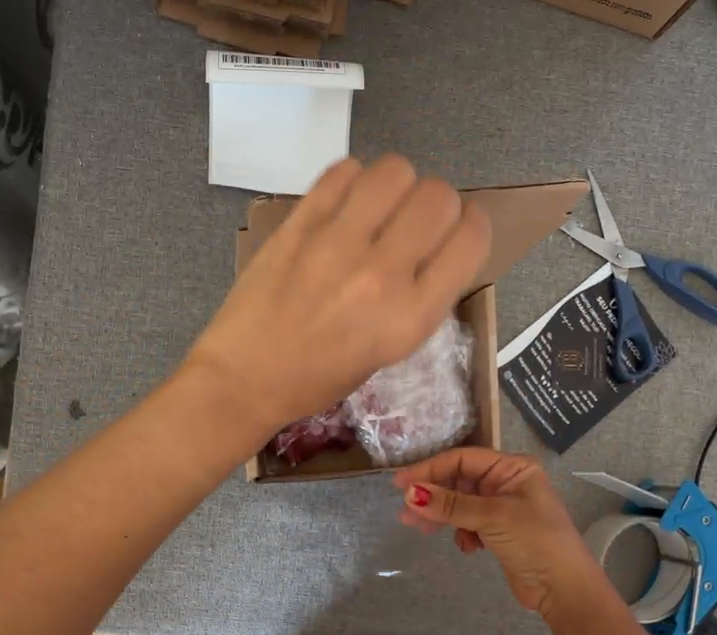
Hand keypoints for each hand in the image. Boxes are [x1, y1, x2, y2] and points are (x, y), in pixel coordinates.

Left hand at [185, 155, 492, 429]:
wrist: (245, 379)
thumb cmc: (317, 380)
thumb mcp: (386, 353)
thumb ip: (416, 300)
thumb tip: (431, 251)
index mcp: (410, 318)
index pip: (471, 239)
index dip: (471, 227)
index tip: (455, 233)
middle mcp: (382, 275)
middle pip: (439, 196)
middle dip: (436, 205)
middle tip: (412, 225)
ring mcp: (337, 244)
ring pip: (396, 171)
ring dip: (396, 185)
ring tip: (378, 210)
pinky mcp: (299, 224)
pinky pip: (344, 170)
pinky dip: (353, 180)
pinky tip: (344, 207)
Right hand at [393, 448, 615, 620]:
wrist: (562, 588)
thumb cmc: (535, 541)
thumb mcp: (492, 517)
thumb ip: (450, 504)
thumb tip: (410, 494)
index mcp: (513, 468)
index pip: (463, 460)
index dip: (430, 469)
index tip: (400, 484)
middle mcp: (507, 483)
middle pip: (458, 482)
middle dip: (433, 496)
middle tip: (405, 514)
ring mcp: (502, 508)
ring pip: (460, 505)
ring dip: (442, 517)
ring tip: (422, 531)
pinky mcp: (498, 532)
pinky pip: (468, 524)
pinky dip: (462, 534)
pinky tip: (468, 547)